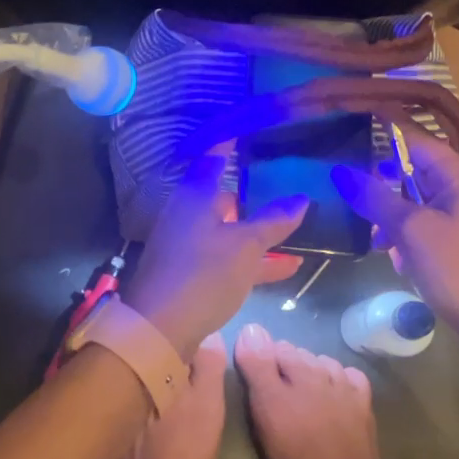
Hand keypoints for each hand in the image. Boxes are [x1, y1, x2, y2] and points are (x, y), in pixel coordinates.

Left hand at [121, 155, 309, 355]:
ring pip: (229, 230)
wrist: (158, 328)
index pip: (213, 160)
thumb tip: (300, 198)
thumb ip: (273, 221)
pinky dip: (253, 258)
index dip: (229, 145)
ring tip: (298, 228)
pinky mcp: (191, 273)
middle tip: (287, 184)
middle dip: (253, 194)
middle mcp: (187, 214)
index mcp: (194, 196)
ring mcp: (187, 245)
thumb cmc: (202, 274)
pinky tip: (288, 266)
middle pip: (223, 196)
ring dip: (259, 230)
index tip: (248, 131)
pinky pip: (228, 256)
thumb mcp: (244, 246)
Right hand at [329, 126, 458, 334]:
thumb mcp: (412, 230)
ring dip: (392, 219)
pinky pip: (427, 230)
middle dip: (382, 188)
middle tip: (350, 201)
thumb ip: (375, 198)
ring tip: (374, 241)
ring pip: (418, 206)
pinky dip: (408, 240)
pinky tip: (397, 261)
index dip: (381, 139)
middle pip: (414, 174)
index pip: (416, 142)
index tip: (345, 141)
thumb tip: (340, 171)